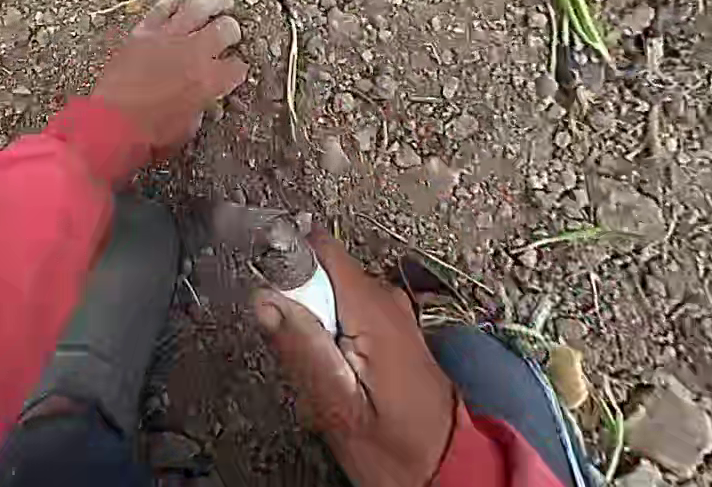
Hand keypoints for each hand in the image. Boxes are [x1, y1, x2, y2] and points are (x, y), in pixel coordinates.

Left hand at [91, 0, 246, 152]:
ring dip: (215, 2)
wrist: (109, 126)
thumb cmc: (149, 136)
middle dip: (233, 31)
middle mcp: (194, 52)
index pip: (237, 66)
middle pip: (226, 29)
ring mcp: (169, 38)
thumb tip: (205, 100)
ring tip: (223, 1)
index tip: (235, 70)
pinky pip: (164, 7)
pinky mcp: (144, 32)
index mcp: (210, 80)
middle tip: (231, 33)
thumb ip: (201, 108)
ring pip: (199, 6)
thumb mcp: (187, 128)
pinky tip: (185, 0)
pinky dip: (177, 1)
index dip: (238, 68)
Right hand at [253, 232, 456, 486]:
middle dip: (298, 305)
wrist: (446, 466)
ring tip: (322, 373)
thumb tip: (265, 299)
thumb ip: (302, 348)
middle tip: (301, 357)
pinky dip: (331, 333)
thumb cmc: (396, 447)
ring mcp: (389, 306)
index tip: (269, 295)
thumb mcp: (338, 406)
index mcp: (371, 305)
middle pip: (322, 271)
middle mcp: (383, 294)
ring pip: (330, 292)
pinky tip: (339, 373)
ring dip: (313, 324)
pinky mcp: (388, 321)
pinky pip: (346, 309)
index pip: (320, 247)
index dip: (287, 261)